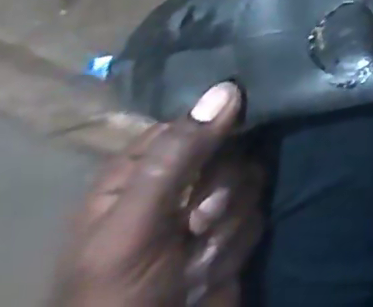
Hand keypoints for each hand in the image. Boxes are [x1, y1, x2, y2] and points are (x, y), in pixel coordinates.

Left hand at [52, 82, 266, 306]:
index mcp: (135, 173)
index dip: (216, 130)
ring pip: (249, 182)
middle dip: (222, 191)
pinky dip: (234, 247)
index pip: (194, 120)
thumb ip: (176, 158)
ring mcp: (203, 210)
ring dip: (227, 226)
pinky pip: (255, 216)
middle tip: (196, 224)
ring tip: (196, 263)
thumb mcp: (133, 228)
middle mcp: (173, 184)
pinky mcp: (228, 235)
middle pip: (231, 150)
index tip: (221, 150)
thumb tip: (228, 87)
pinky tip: (207, 275)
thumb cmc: (116, 297)